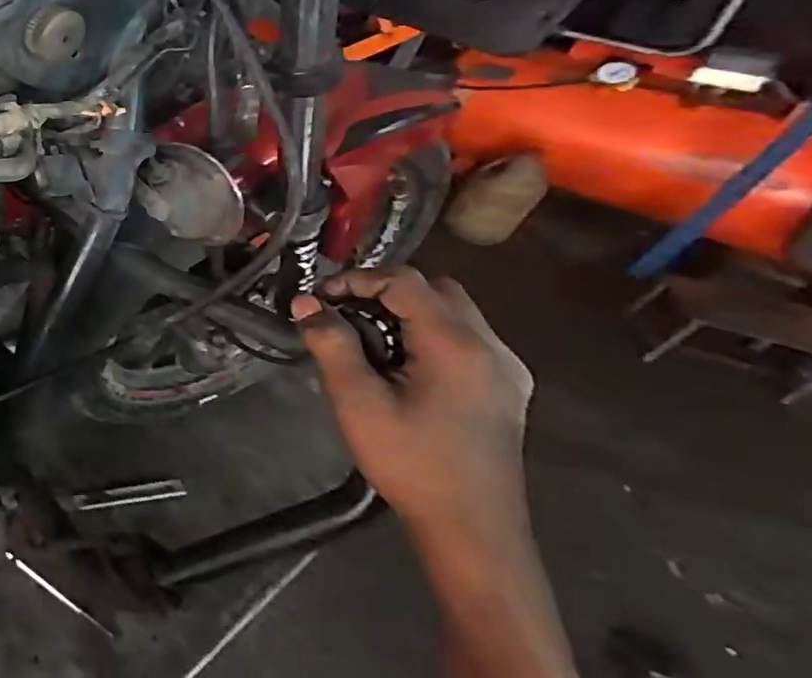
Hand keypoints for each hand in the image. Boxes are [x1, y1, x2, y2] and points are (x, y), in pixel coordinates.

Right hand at [292, 267, 533, 537]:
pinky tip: (402, 363)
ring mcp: (506, 369)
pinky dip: (428, 332)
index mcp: (456, 345)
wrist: (473, 530)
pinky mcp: (506, 388)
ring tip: (368, 338)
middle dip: (384, 290)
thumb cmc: (411, 462)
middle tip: (346, 313)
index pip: (404, 282)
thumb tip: (305, 302)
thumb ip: (330, 343)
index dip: (357, 280)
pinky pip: (465, 337)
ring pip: (453, 311)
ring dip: (407, 310)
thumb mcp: (357, 401)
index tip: (322, 299)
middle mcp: (491, 347)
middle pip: (435, 288)